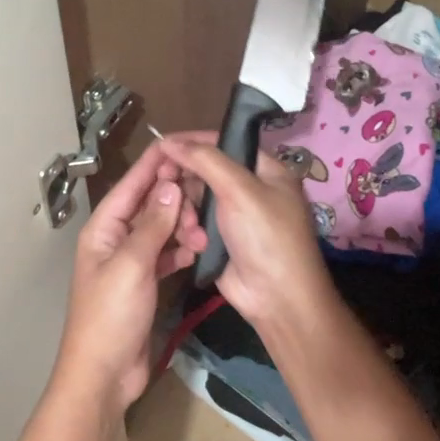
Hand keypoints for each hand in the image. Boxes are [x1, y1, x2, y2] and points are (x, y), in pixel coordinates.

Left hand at [55, 139, 203, 408]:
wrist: (103, 374)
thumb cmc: (110, 317)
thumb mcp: (132, 266)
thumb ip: (153, 225)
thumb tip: (170, 185)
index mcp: (103, 228)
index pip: (133, 183)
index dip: (159, 162)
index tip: (190, 143)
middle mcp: (115, 238)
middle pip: (149, 203)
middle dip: (177, 199)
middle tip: (205, 203)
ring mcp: (129, 261)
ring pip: (160, 228)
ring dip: (182, 226)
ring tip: (204, 233)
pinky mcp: (144, 282)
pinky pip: (165, 253)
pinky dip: (181, 249)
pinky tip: (198, 250)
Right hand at [159, 136, 333, 329]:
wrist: (278, 299)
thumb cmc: (266, 238)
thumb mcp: (240, 191)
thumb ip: (205, 160)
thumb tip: (169, 141)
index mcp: (266, 170)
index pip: (225, 142)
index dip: (193, 141)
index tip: (162, 145)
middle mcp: (250, 189)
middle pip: (205, 171)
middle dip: (185, 180)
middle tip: (162, 183)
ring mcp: (234, 216)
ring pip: (195, 198)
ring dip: (186, 210)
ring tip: (187, 224)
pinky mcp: (220, 240)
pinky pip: (194, 223)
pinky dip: (188, 228)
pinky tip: (191, 240)